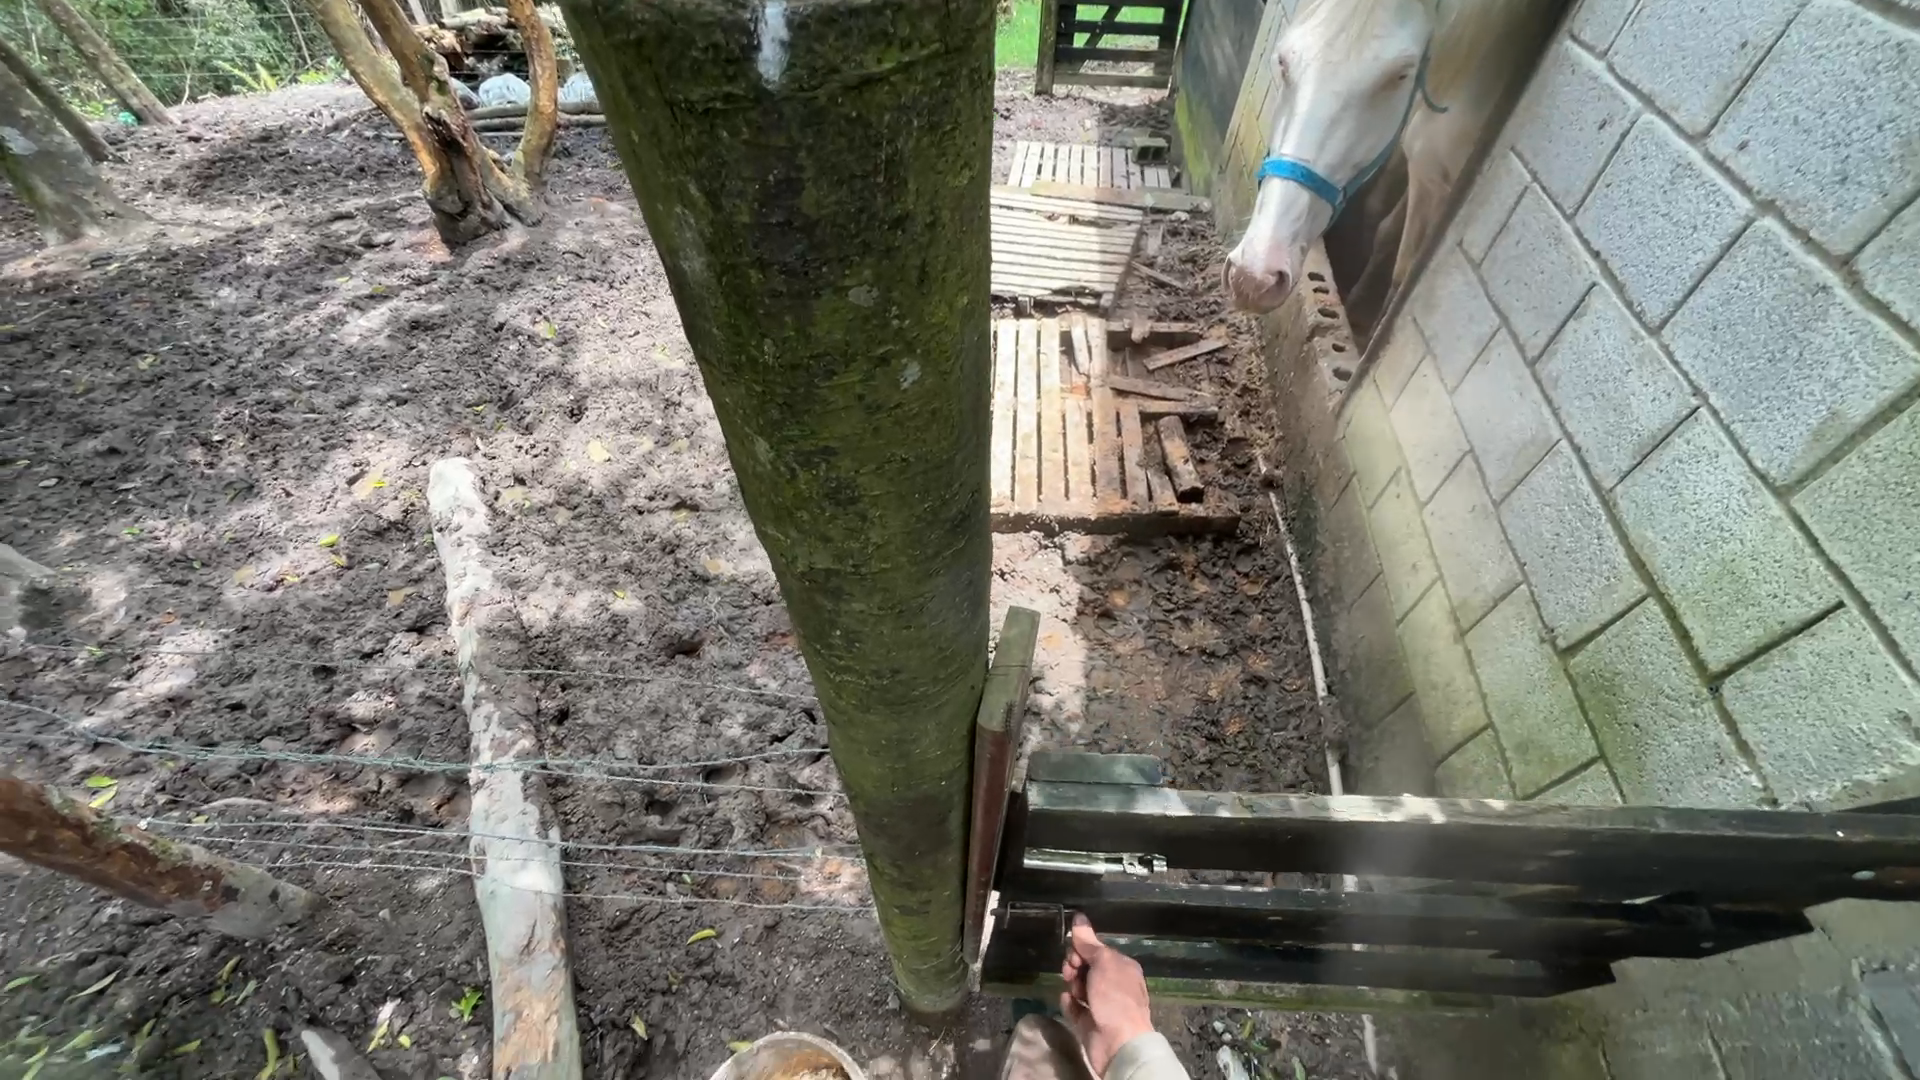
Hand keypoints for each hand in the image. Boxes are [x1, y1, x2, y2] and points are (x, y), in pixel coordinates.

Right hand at [1058, 913, 1154, 1074]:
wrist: (1118, 1043)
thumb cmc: (1115, 996)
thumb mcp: (1103, 962)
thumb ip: (1088, 942)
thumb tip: (1078, 916)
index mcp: (1121, 967)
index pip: (1096, 951)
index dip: (1082, 949)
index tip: (1074, 953)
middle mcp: (1112, 984)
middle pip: (1085, 967)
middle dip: (1074, 966)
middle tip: (1070, 971)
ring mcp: (1101, 1005)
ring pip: (1078, 986)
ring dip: (1072, 984)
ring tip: (1073, 991)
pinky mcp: (1089, 1023)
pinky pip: (1074, 1007)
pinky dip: (1069, 1003)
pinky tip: (1068, 1002)